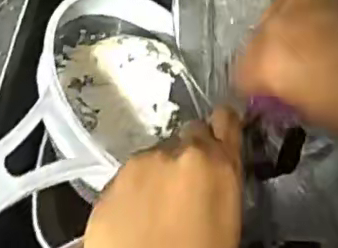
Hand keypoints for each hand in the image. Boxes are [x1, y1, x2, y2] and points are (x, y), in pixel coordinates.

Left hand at [84, 107, 243, 247]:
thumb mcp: (225, 217)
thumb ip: (220, 179)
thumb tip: (213, 171)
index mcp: (219, 162)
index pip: (226, 119)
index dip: (221, 125)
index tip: (217, 132)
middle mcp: (182, 150)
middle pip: (187, 134)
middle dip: (186, 153)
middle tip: (182, 186)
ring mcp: (144, 163)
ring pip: (154, 155)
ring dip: (156, 173)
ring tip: (152, 209)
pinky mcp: (111, 183)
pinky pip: (125, 179)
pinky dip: (130, 193)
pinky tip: (131, 219)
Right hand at [234, 0, 337, 132]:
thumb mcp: (306, 111)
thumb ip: (282, 95)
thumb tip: (278, 89)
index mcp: (264, 59)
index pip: (240, 76)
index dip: (255, 90)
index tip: (269, 98)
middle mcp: (272, 23)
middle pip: (254, 40)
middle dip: (265, 57)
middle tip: (288, 75)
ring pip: (272, 15)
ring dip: (281, 30)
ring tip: (304, 46)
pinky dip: (300, 11)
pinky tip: (318, 24)